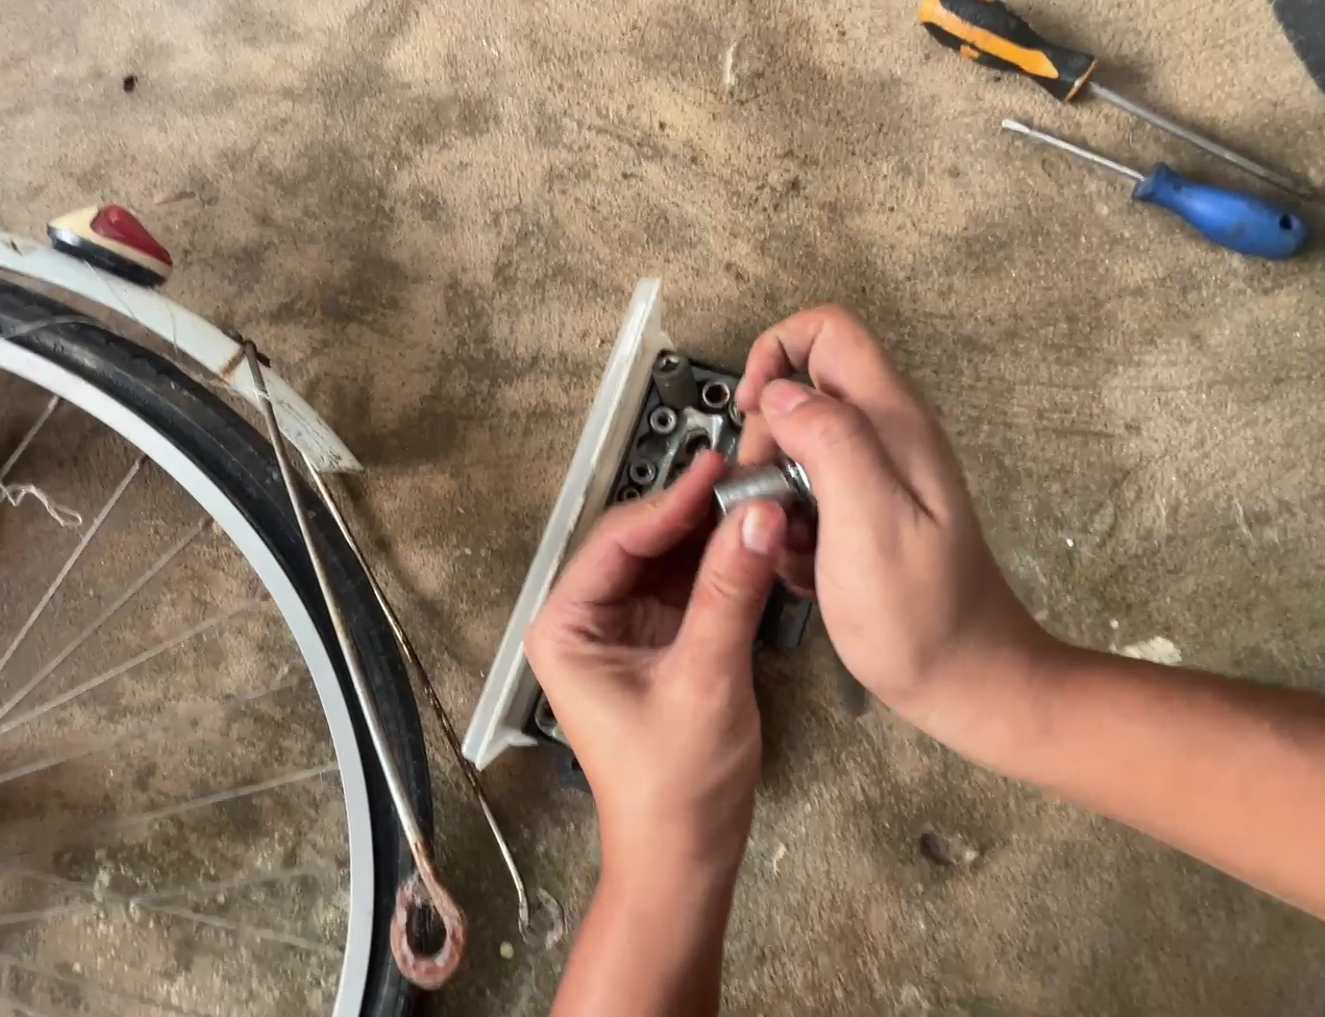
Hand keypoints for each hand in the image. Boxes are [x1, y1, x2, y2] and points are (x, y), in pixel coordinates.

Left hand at [526, 452, 784, 875]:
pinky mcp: (655, 640)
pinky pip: (685, 587)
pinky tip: (750, 542)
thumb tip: (759, 516)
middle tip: (746, 480)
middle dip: (693, 515)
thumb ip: (730, 592)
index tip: (717, 469)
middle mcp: (584, 619)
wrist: (685, 854)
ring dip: (709, 536)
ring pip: (665, 560)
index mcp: (566, 626)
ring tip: (756, 502)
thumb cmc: (675, 784)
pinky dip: (718, 567)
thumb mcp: (704, 678)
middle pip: (639, 544)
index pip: (617, 542)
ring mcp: (621, 628)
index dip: (670, 502)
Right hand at [732, 305, 1049, 743]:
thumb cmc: (919, 613)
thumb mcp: (868, 522)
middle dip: (765, 438)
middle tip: (771, 498)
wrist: (964, 679)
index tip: (752, 414)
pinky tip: (805, 560)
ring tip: (792, 541)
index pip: (827, 331)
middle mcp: (887, 435)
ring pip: (795, 444)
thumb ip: (828, 442)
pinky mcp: (864, 508)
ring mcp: (876, 473)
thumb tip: (779, 393)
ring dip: (772, 487)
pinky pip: (804, 489)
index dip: (775, 355)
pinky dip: (789, 518)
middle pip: (801, 388)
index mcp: (892, 422)